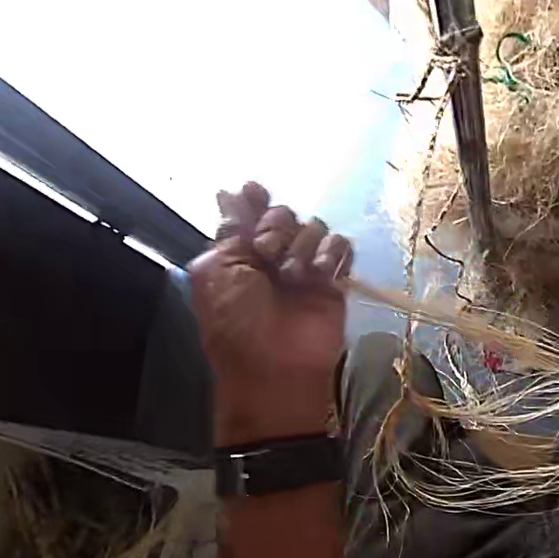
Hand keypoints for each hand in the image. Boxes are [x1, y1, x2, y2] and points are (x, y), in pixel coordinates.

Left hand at [188, 183, 352, 446]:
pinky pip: (341, 248)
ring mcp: (305, 268)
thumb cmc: (237, 322)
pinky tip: (320, 276)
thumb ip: (229, 231)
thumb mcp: (217, 271)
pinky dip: (332, 255)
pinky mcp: (333, 282)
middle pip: (284, 214)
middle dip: (276, 226)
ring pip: (314, 227)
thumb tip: (229, 192)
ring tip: (293, 276)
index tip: (253, 190)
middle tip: (268, 253)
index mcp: (238, 253)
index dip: (252, 199)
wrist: (276, 367)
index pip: (250, 211)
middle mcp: (273, 256)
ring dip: (302, 245)